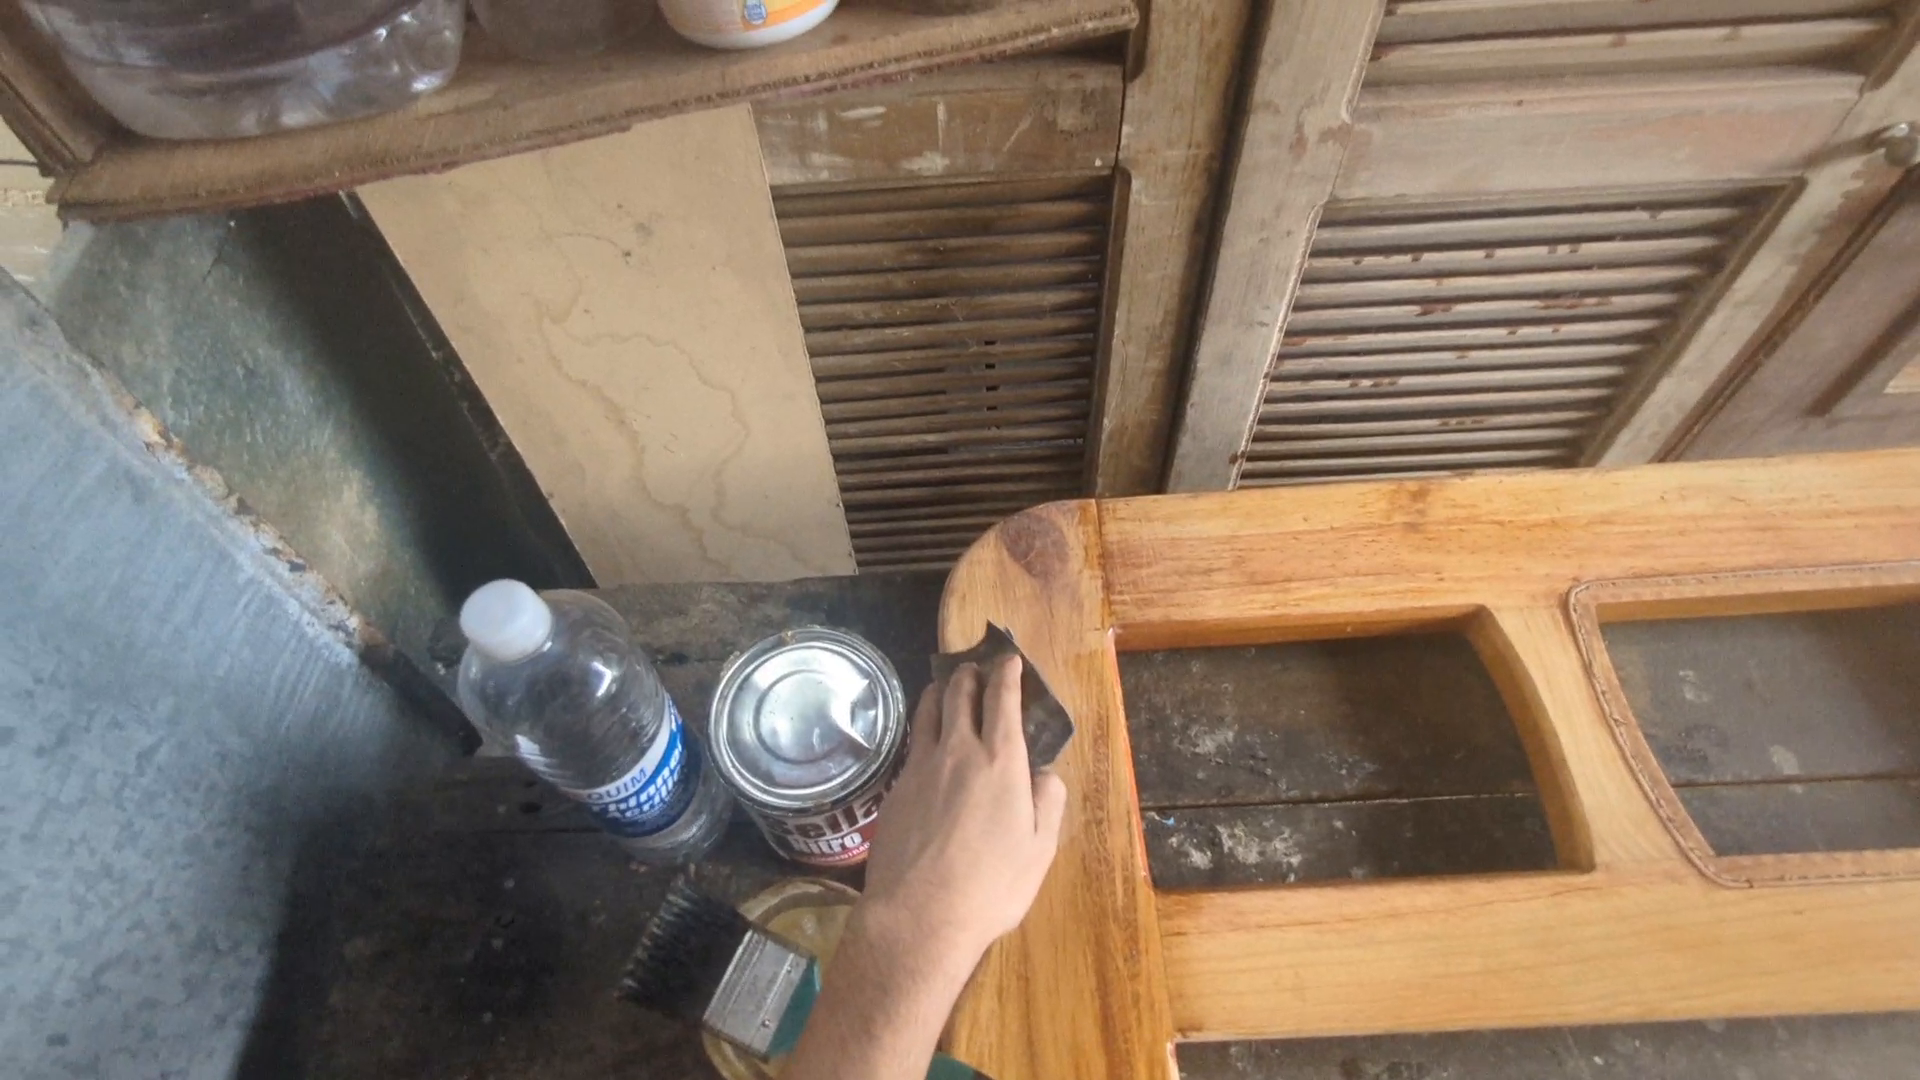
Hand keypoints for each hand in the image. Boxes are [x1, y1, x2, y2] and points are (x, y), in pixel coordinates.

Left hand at [861, 655, 1068, 968]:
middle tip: (975, 668)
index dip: (1006, 672)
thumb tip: (1043, 773)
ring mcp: (921, 765)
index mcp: (1000, 760)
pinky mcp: (896, 786)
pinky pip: (913, 743)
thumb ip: (1047, 802)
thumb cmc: (990, 885)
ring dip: (940, 691)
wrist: (919, 915)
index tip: (1008, 659)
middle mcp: (958, 750)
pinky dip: (923, 729)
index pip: (1002, 698)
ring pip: (928, 710)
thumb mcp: (1040, 849)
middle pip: (959, 693)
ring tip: (946, 687)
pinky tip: (926, 740)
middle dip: (970, 673)